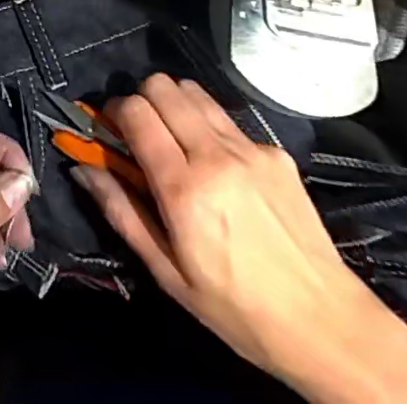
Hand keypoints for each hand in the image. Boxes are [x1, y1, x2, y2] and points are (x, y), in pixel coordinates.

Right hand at [75, 74, 406, 403]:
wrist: (322, 319)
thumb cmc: (234, 308)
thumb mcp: (167, 272)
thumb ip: (122, 212)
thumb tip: (84, 169)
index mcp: (183, 188)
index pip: (137, 112)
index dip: (115, 111)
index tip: (111, 130)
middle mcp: (215, 154)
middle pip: (164, 86)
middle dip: (142, 98)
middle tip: (141, 131)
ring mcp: (250, 148)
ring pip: (196, 92)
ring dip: (175, 103)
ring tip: (176, 139)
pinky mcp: (275, 151)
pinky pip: (228, 120)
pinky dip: (210, 127)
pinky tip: (219, 165)